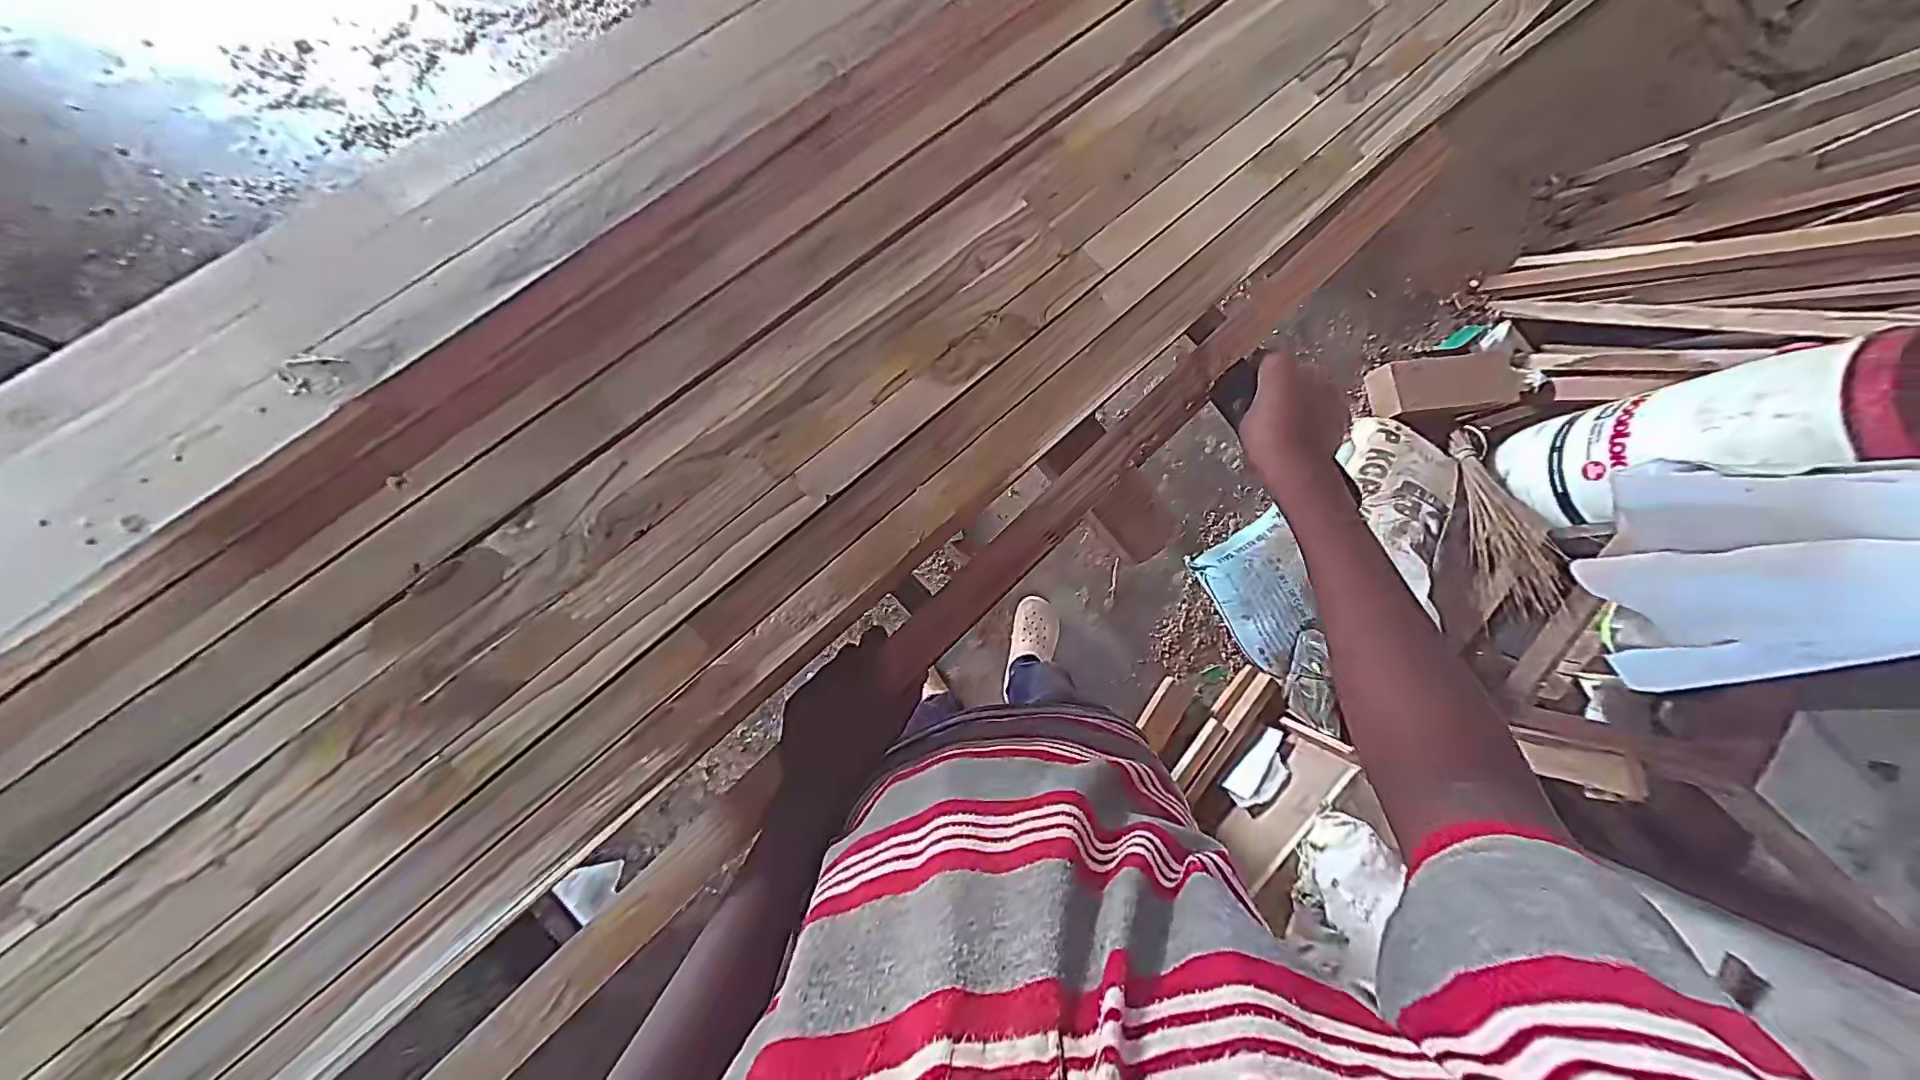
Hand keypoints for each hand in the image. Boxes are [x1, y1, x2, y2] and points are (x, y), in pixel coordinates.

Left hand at [776, 627, 917, 831]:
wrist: (823, 782)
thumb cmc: (871, 750)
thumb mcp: (901, 716)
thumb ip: (910, 686)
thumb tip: (915, 669)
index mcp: (868, 666)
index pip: (875, 635)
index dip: (882, 645)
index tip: (888, 655)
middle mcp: (838, 667)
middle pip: (852, 651)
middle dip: (862, 662)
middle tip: (872, 684)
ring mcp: (814, 682)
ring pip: (832, 669)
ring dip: (841, 679)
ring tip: (850, 703)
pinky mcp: (796, 699)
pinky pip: (813, 688)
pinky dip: (822, 697)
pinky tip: (829, 718)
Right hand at [1237, 350, 1349, 493]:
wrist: (1298, 467)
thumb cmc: (1266, 439)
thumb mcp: (1244, 418)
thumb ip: (1252, 401)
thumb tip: (1256, 399)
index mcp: (1281, 366)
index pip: (1267, 361)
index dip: (1258, 377)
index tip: (1252, 393)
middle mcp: (1311, 370)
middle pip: (1295, 374)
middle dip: (1285, 387)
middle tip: (1270, 410)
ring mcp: (1331, 391)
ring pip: (1313, 391)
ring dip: (1303, 402)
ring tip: (1288, 425)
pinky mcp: (1344, 412)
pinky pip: (1326, 410)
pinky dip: (1318, 418)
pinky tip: (1304, 435)